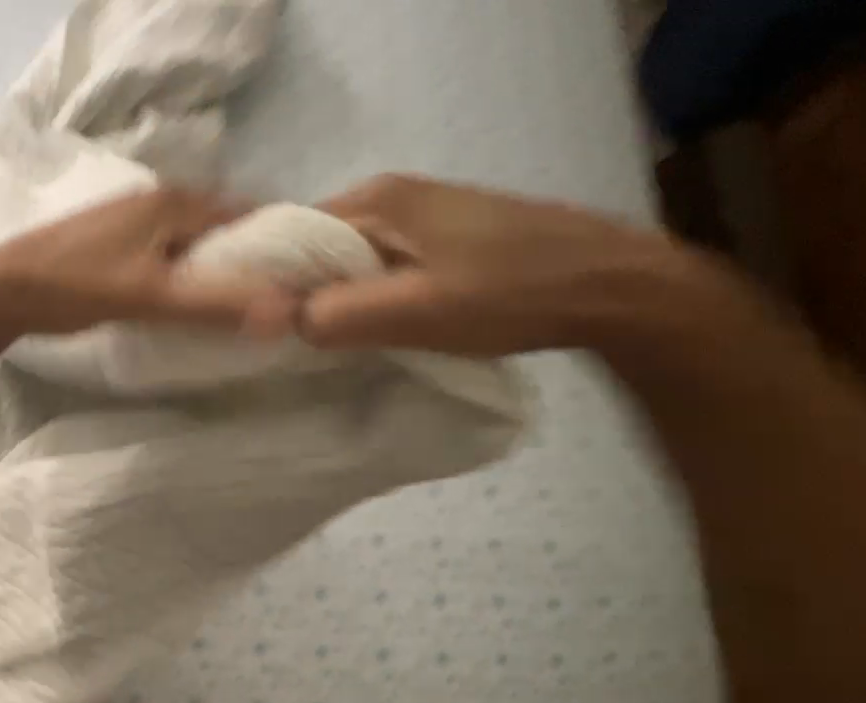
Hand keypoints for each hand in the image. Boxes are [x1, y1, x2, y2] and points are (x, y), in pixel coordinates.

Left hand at [0, 188, 297, 338]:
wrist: (0, 290)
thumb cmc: (73, 285)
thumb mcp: (147, 296)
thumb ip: (212, 304)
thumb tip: (284, 314)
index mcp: (174, 200)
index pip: (248, 215)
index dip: (277, 248)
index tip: (301, 284)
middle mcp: (158, 199)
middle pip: (221, 230)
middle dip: (247, 263)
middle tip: (271, 307)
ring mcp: (133, 221)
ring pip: (192, 246)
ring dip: (214, 273)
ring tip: (236, 313)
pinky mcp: (115, 245)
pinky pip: (167, 258)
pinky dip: (184, 278)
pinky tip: (186, 308)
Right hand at [300, 174, 714, 357]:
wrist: (615, 287)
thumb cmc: (512, 295)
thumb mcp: (416, 311)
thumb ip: (337, 314)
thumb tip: (272, 322)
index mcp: (375, 201)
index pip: (285, 234)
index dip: (263, 279)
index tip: (251, 326)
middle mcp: (390, 196)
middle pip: (313, 246)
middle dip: (294, 291)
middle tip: (282, 344)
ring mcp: (419, 214)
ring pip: (345, 260)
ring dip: (330, 298)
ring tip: (321, 343)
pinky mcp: (441, 238)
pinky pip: (376, 268)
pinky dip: (362, 296)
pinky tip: (367, 328)